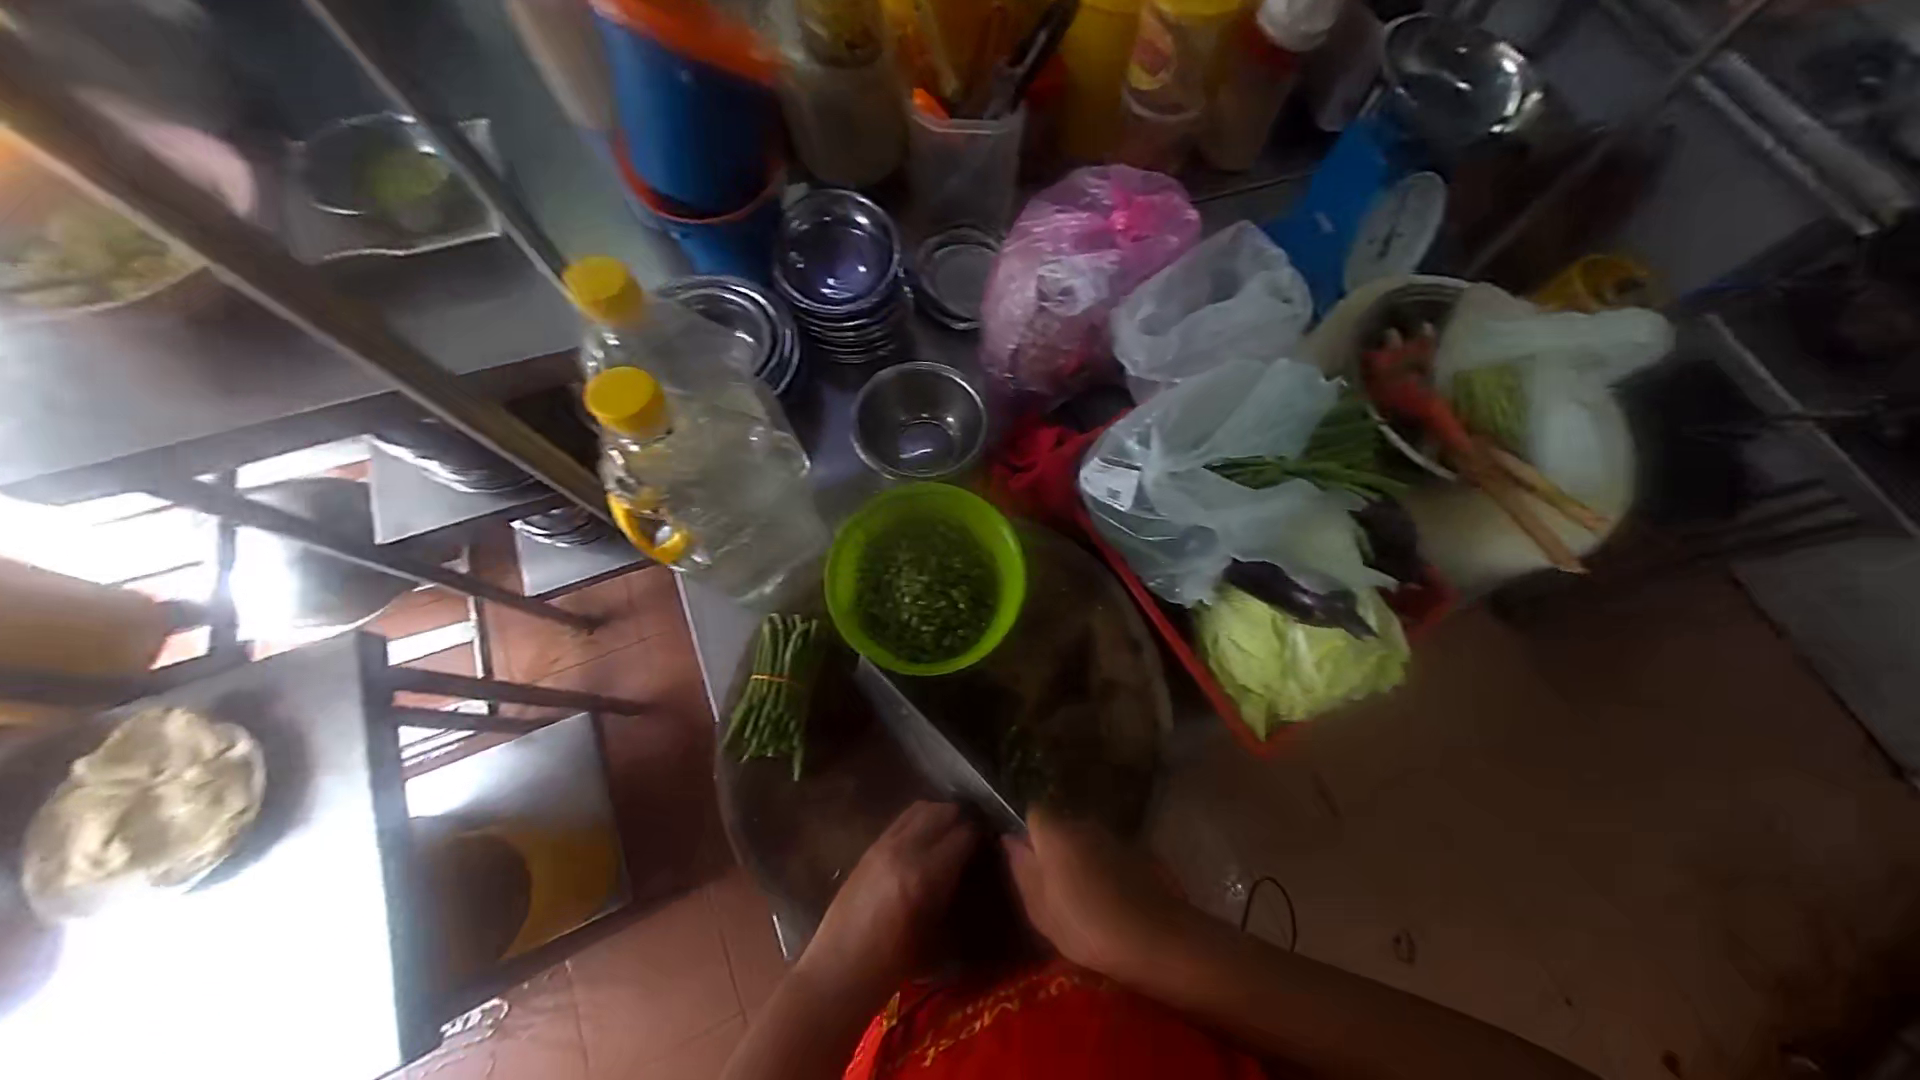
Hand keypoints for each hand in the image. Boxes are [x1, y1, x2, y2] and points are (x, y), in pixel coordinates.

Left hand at [795, 801, 978, 1007]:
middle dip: (962, 819)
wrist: (841, 968)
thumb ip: (953, 888)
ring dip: (940, 815)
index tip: (989, 844)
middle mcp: (905, 849)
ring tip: (949, 832)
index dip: (981, 836)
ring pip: (920, 809)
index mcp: (925, 874)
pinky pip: (901, 820)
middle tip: (971, 835)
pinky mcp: (870, 846)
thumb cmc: (895, 963)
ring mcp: (883, 844)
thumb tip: (971, 863)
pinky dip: (919, 821)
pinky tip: (924, 839)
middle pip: (942, 811)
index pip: (964, 834)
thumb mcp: (938, 930)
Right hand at [1001, 807, 1191, 979]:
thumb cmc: (1087, 927)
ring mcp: (1114, 836)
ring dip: (1081, 860)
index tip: (1029, 865)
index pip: (1033, 813)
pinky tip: (1111, 901)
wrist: (1157, 939)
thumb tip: (1010, 839)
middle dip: (1055, 848)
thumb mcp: (1040, 909)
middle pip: (1061, 825)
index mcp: (1055, 832)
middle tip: (1053, 888)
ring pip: (1086, 840)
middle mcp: (1084, 823)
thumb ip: (1022, 869)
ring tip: (1083, 898)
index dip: (1029, 836)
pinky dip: (1106, 870)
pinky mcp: (1139, 853)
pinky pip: (1109, 855)